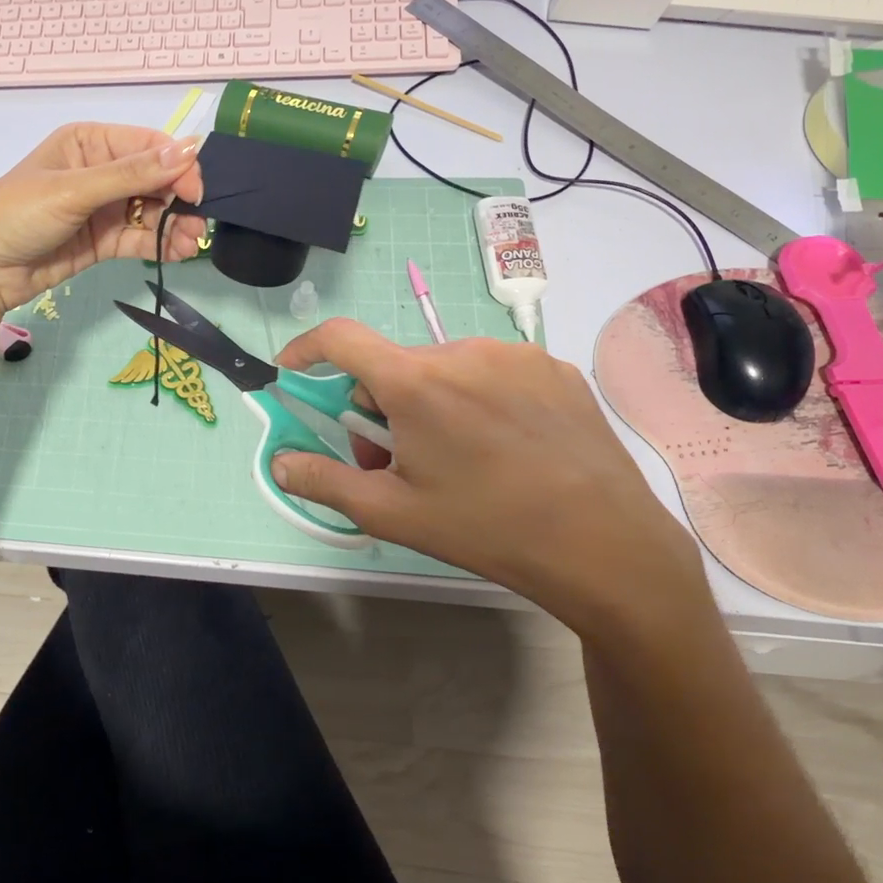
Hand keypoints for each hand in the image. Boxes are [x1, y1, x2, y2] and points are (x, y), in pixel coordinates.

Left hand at [0, 123, 205, 321]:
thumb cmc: (18, 215)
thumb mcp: (74, 191)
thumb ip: (131, 174)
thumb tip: (188, 149)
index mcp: (90, 142)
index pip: (148, 145)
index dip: (177, 165)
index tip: (196, 192)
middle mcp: (99, 170)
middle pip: (155, 178)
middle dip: (179, 200)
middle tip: (198, 225)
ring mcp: (102, 207)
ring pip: (151, 210)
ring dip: (174, 225)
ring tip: (190, 244)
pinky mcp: (102, 240)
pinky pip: (139, 237)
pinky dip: (159, 244)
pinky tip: (178, 252)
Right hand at [269, 321, 709, 630]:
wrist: (602, 543)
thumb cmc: (484, 527)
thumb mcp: (390, 513)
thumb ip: (323, 481)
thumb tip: (280, 463)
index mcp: (416, 382)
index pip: (340, 338)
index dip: (306, 349)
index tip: (293, 372)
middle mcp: (464, 352)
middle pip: (394, 366)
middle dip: (378, 409)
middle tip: (395, 463)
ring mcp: (517, 356)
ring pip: (443, 370)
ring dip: (427, 404)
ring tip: (455, 461)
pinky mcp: (556, 369)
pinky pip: (492, 373)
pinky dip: (475, 401)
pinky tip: (502, 450)